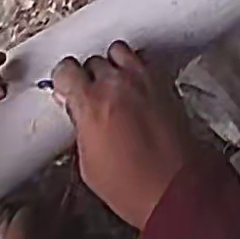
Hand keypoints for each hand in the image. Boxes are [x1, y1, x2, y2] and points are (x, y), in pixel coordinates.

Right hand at [51, 42, 199, 230]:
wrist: (175, 187)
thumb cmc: (133, 184)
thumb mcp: (88, 164)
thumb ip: (80, 128)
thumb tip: (78, 113)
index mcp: (92, 104)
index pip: (66, 69)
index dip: (64, 79)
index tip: (67, 86)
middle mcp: (116, 83)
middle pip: (93, 60)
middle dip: (90, 77)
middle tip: (93, 95)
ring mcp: (141, 78)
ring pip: (118, 51)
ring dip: (113, 65)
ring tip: (115, 85)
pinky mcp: (162, 79)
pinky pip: (142, 59)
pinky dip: (136, 67)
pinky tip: (135, 86)